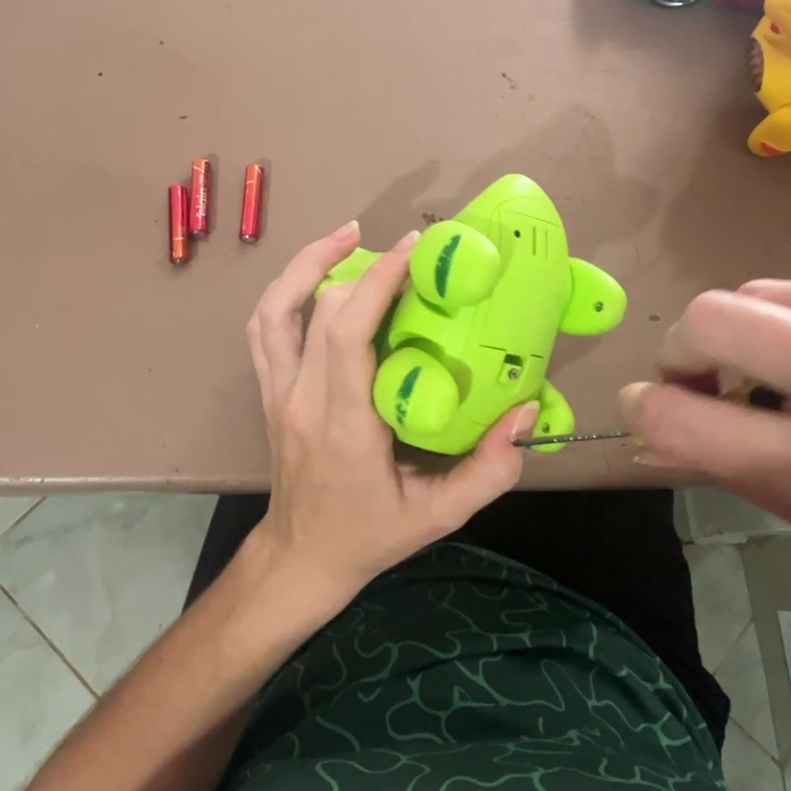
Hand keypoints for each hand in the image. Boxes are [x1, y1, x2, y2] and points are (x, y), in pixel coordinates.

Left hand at [243, 220, 538, 601]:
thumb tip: (527, 412)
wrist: (302, 557)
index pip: (347, 335)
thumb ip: (490, 471)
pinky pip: (263, 327)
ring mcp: (276, 393)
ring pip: (275, 309)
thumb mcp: (440, 516)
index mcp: (344, 426)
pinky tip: (319, 272)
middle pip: (320, 311)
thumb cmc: (372, 535)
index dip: (378, 281)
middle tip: (411, 251)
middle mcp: (302, 400)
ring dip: (310, 263)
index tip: (415, 248)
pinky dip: (286, 288)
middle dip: (365, 268)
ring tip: (350, 233)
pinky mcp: (268, 391)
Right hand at [621, 280, 790, 726]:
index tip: (647, 413)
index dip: (641, 412)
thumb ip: (760, 477)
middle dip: (682, 350)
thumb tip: (672, 438)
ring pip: (779, 292)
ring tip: (790, 378)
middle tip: (704, 385)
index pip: (681, 415)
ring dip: (756, 334)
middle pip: (715, 314)